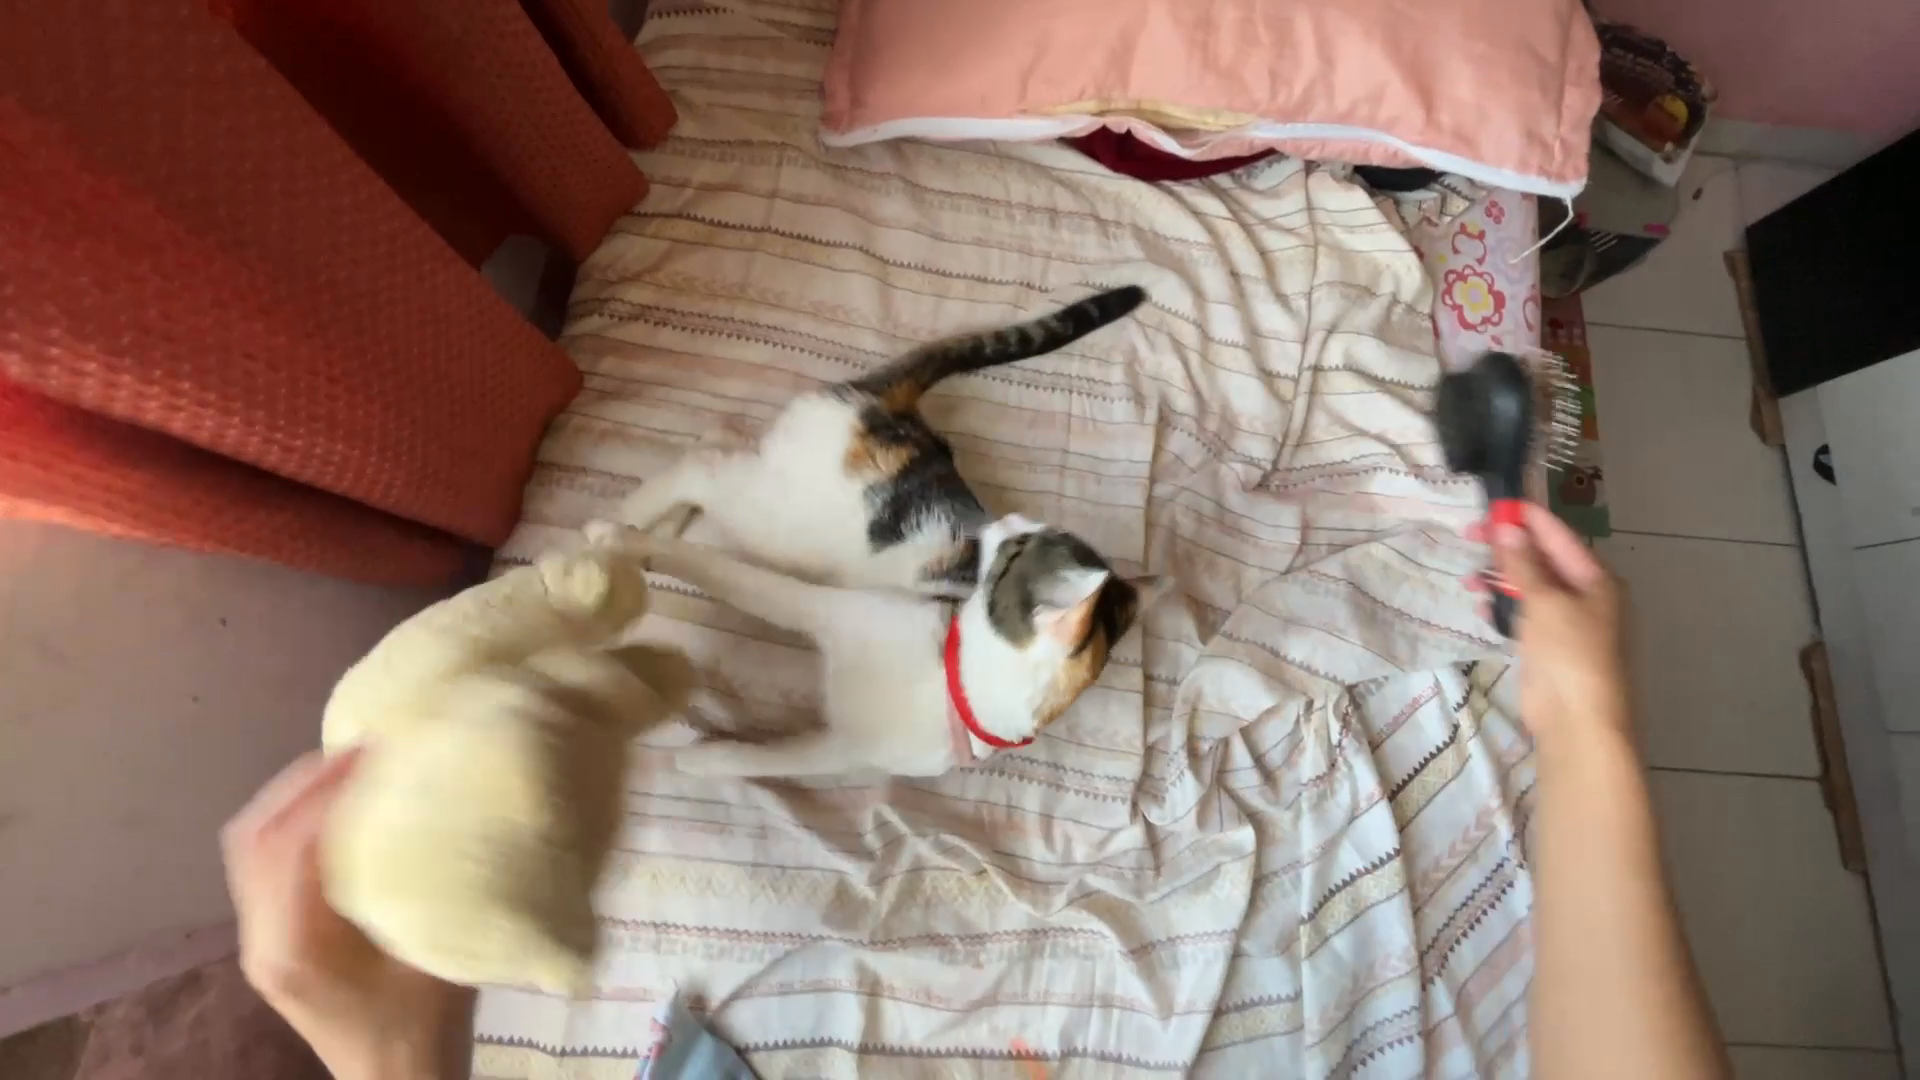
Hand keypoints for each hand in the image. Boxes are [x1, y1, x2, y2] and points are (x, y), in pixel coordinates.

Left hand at [221, 749, 467, 1079]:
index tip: (383, 749)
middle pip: (252, 838)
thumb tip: (461, 812)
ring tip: (358, 761)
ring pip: (251, 844)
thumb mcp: (441, 947)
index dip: (328, 790)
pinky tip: (349, 801)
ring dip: (298, 794)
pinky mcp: (273, 932)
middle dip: (305, 781)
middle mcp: (262, 937)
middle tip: (369, 743)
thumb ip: (438, 884)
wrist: (392, 1073)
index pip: (287, 847)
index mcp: (297, 945)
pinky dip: (300, 816)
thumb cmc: (425, 1016)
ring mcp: (259, 936)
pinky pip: (267, 857)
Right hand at [1488, 503, 1631, 745]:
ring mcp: (1565, 619)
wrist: (1577, 717)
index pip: (1559, 536)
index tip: (1494, 504)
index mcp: (1595, 580)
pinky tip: (1481, 603)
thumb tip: (1507, 528)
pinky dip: (1501, 602)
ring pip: (1528, 584)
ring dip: (1499, 576)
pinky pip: (1521, 610)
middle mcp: (1584, 594)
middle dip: (1507, 547)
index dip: (1527, 518)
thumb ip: (1523, 564)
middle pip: (1541, 558)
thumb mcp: (1545, 601)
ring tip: (1469, 577)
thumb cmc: (1569, 653)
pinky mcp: (1546, 641)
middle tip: (1469, 534)